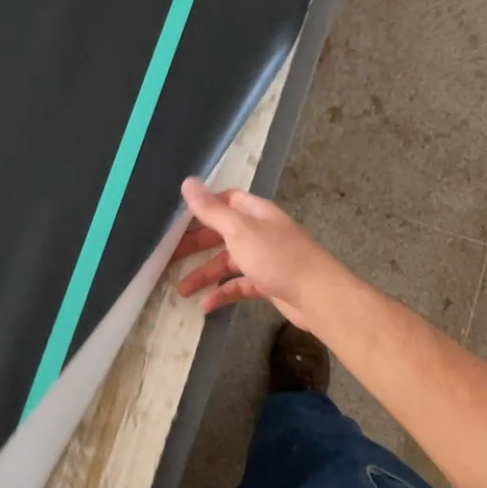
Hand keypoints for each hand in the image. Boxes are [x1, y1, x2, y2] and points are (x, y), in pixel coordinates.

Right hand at [173, 178, 341, 328]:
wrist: (318, 295)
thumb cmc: (278, 257)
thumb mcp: (239, 230)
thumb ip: (212, 210)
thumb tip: (188, 182)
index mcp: (256, 213)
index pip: (227, 201)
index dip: (204, 207)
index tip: (179, 219)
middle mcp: (260, 232)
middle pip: (222, 233)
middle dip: (196, 245)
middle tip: (169, 256)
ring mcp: (265, 258)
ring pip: (228, 262)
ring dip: (205, 274)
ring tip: (182, 290)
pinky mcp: (268, 283)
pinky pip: (239, 285)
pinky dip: (222, 293)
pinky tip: (206, 305)